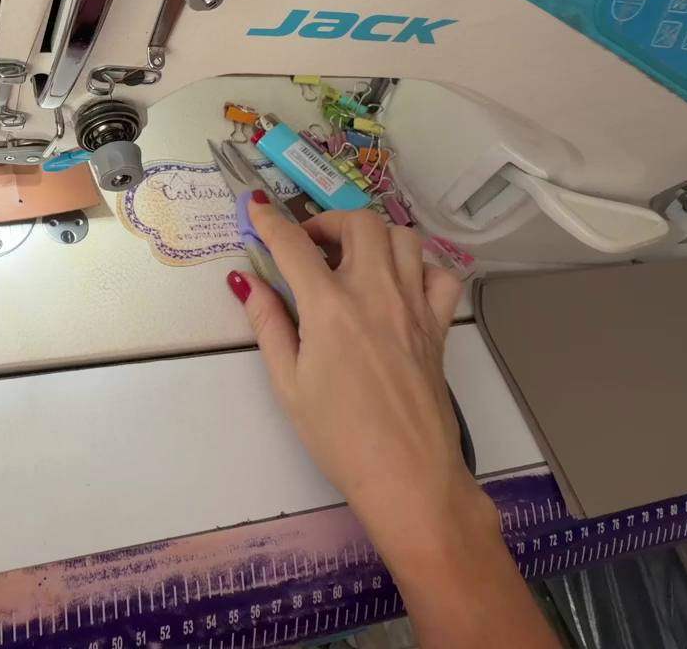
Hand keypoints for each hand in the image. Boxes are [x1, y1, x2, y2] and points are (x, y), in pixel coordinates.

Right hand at [230, 202, 496, 556]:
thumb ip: (268, 323)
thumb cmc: (338, 435)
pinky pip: (438, 273)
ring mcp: (413, 305)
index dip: (270, 220)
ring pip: (402, 236)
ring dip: (372, 235)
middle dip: (326, 220)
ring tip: (351, 258)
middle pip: (358, 222)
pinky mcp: (438, 324)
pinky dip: (417, 266)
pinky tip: (397, 283)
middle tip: (309, 245)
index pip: (293, 244)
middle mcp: (375, 292)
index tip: (256, 209)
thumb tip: (248, 283)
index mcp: (330, 307)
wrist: (408, 478)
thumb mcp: (288, 382)